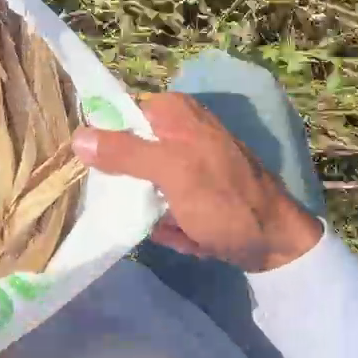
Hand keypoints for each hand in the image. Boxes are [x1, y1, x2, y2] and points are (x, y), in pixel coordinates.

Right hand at [72, 92, 322, 272]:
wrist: (280, 247)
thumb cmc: (225, 199)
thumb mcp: (170, 172)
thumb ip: (124, 153)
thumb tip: (77, 136)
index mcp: (173, 111)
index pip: (119, 116)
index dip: (106, 145)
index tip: (99, 175)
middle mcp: (181, 128)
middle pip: (130, 150)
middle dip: (131, 185)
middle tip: (136, 208)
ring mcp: (190, 159)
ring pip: (145, 180)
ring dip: (151, 208)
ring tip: (168, 225)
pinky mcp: (198, 188)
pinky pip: (165, 200)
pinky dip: (170, 220)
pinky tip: (187, 235)